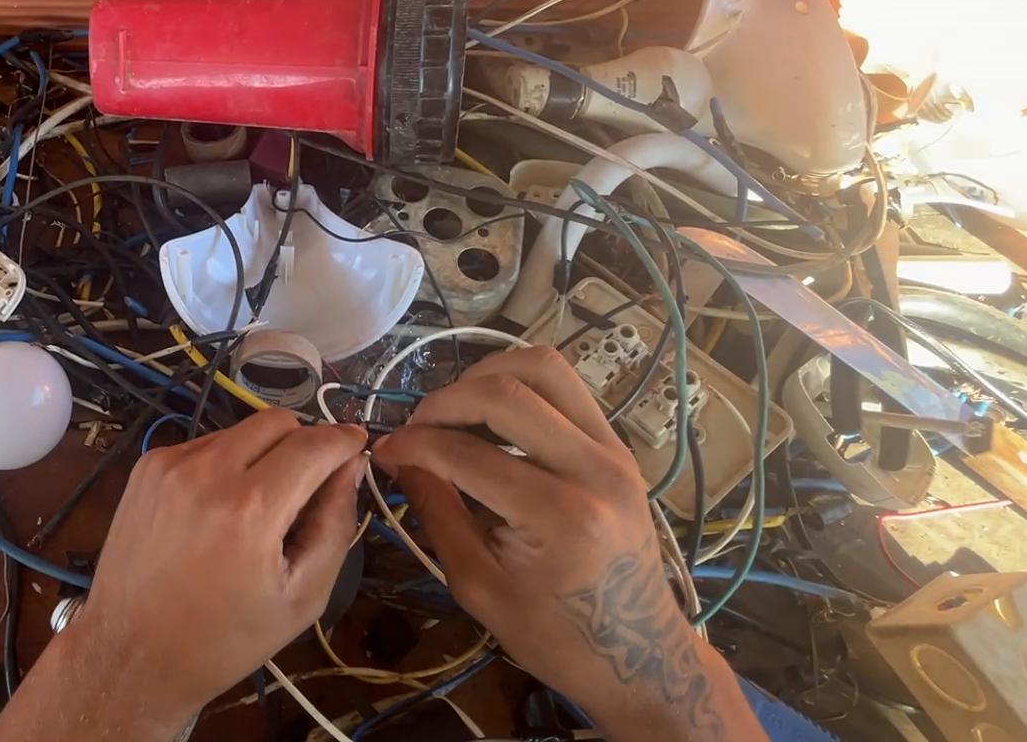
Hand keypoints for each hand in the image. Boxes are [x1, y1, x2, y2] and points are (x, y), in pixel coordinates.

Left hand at [0, 410, 366, 740]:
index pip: (312, 445)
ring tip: (260, 502)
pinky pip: (207, 443)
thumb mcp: (302, 597)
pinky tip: (220, 506)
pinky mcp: (148, 463)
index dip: (342, 440)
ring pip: (241, 429)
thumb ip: (335, 523)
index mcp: (249, 510)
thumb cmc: (225, 638)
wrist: (131, 652)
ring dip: (264, 451)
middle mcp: (207, 471)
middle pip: (277, 421)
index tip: (357, 444)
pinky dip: (226, 461)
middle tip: (310, 481)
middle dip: (304, 441)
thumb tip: (349, 466)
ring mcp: (171, 462)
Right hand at [372, 348, 765, 741]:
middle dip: (444, 402)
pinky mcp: (618, 444)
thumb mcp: (477, 585)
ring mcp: (615, 450)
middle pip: (504, 393)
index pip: (464, 453)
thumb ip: (435, 509)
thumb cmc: (555, 635)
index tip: (382, 448)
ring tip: (455, 409)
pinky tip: (490, 415)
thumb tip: (394, 454)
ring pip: (541, 367)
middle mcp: (594, 470)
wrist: (643, 659)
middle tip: (416, 427)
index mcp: (559, 517)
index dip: (412, 444)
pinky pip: (562, 384)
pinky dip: (517, 384)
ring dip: (485, 376)